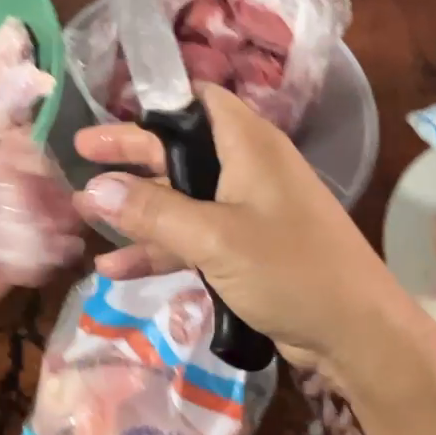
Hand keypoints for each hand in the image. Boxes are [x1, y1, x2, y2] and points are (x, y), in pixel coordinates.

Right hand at [71, 84, 400, 368]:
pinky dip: (158, 250)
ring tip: (82, 215)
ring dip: (137, 209)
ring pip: (182, 200)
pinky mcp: (245, 251)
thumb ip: (153, 212)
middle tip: (80, 155)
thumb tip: (94, 188)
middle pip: (181, 151)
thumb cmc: (291, 269)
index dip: (157, 103)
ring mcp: (247, 213)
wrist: (354, 332)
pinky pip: (192, 240)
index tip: (110, 109)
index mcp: (248, 146)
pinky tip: (115, 268)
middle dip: (132, 156)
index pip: (199, 102)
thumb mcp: (215, 238)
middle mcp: (247, 170)